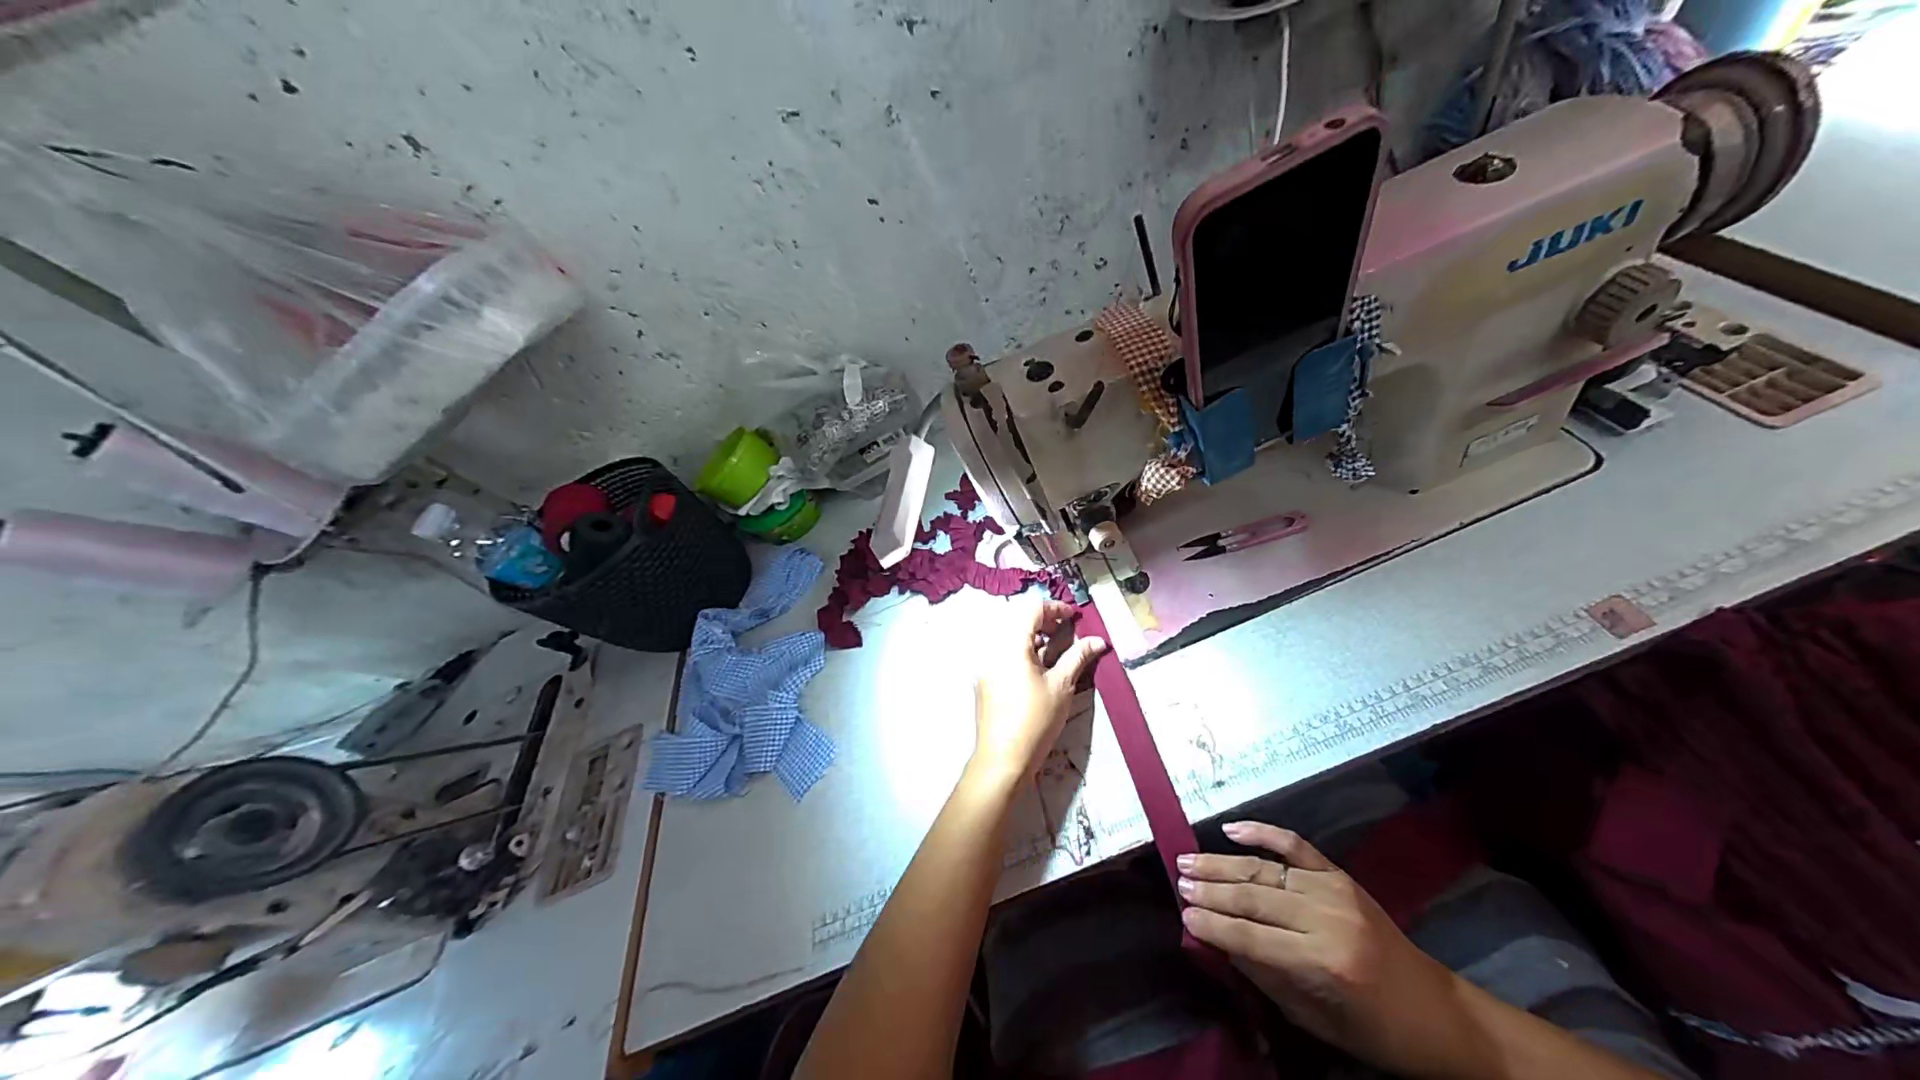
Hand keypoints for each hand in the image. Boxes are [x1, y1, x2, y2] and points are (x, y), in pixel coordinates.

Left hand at [968, 599, 1104, 790]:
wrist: (1003, 759)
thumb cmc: (1035, 719)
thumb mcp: (1062, 685)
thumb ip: (1078, 657)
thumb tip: (1098, 640)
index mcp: (1010, 644)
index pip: (1031, 610)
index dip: (1055, 608)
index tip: (1074, 616)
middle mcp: (993, 650)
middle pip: (1019, 622)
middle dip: (1045, 622)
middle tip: (1067, 632)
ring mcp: (986, 667)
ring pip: (1010, 640)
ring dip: (1034, 639)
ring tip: (1056, 652)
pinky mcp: (985, 683)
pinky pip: (1004, 657)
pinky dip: (1023, 654)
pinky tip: (1039, 671)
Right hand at [1177, 822, 1490, 1078]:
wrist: (1438, 1014)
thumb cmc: (1373, 1030)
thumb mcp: (1313, 1017)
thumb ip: (1263, 973)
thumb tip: (1215, 938)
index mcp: (1323, 962)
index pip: (1251, 937)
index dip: (1213, 925)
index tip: (1182, 915)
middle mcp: (1327, 919)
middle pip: (1254, 897)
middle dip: (1211, 890)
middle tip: (1179, 882)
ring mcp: (1335, 890)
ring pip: (1265, 870)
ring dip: (1222, 863)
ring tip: (1188, 861)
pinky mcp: (1341, 876)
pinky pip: (1296, 846)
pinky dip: (1263, 832)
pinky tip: (1231, 828)